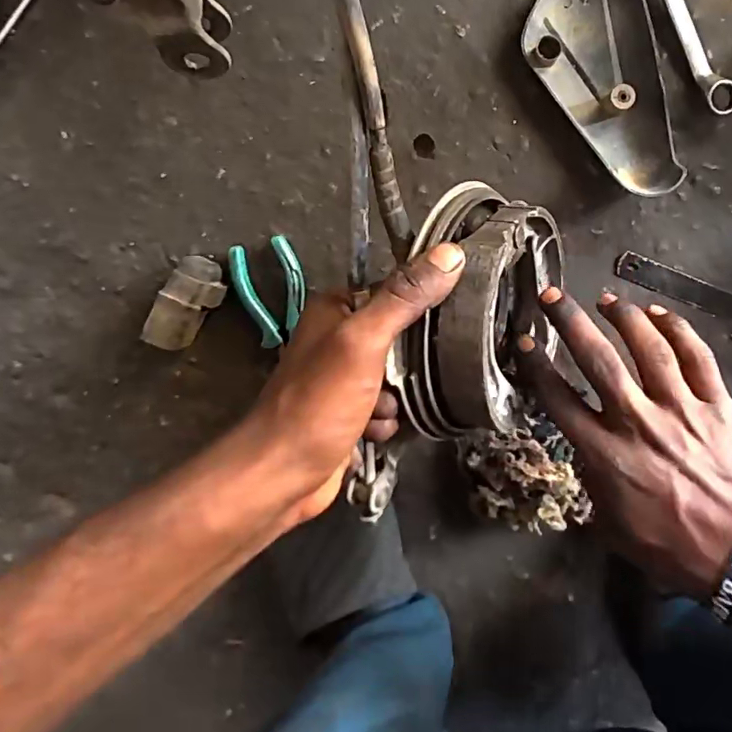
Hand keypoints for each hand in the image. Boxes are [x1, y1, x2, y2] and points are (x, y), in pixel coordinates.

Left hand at [243, 243, 465, 521]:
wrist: (282, 477)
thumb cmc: (318, 402)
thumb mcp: (365, 341)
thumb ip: (405, 298)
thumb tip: (450, 254)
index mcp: (336, 309)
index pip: (395, 291)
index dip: (421, 305)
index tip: (442, 322)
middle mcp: (337, 337)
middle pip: (401, 337)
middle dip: (408, 364)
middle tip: (402, 377)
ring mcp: (342, 377)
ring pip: (398, 377)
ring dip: (397, 397)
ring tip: (380, 409)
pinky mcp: (348, 411)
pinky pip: (387, 407)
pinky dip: (385, 420)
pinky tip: (372, 430)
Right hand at [516, 287, 731, 596]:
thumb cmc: (679, 549)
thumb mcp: (617, 531)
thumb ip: (595, 488)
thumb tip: (586, 458)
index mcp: (607, 455)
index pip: (560, 399)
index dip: (537, 367)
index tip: (524, 342)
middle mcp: (639, 421)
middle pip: (597, 360)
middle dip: (570, 323)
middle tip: (552, 297)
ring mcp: (681, 407)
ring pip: (648, 348)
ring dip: (624, 318)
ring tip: (608, 300)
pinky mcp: (717, 403)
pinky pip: (696, 356)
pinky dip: (678, 329)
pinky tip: (660, 314)